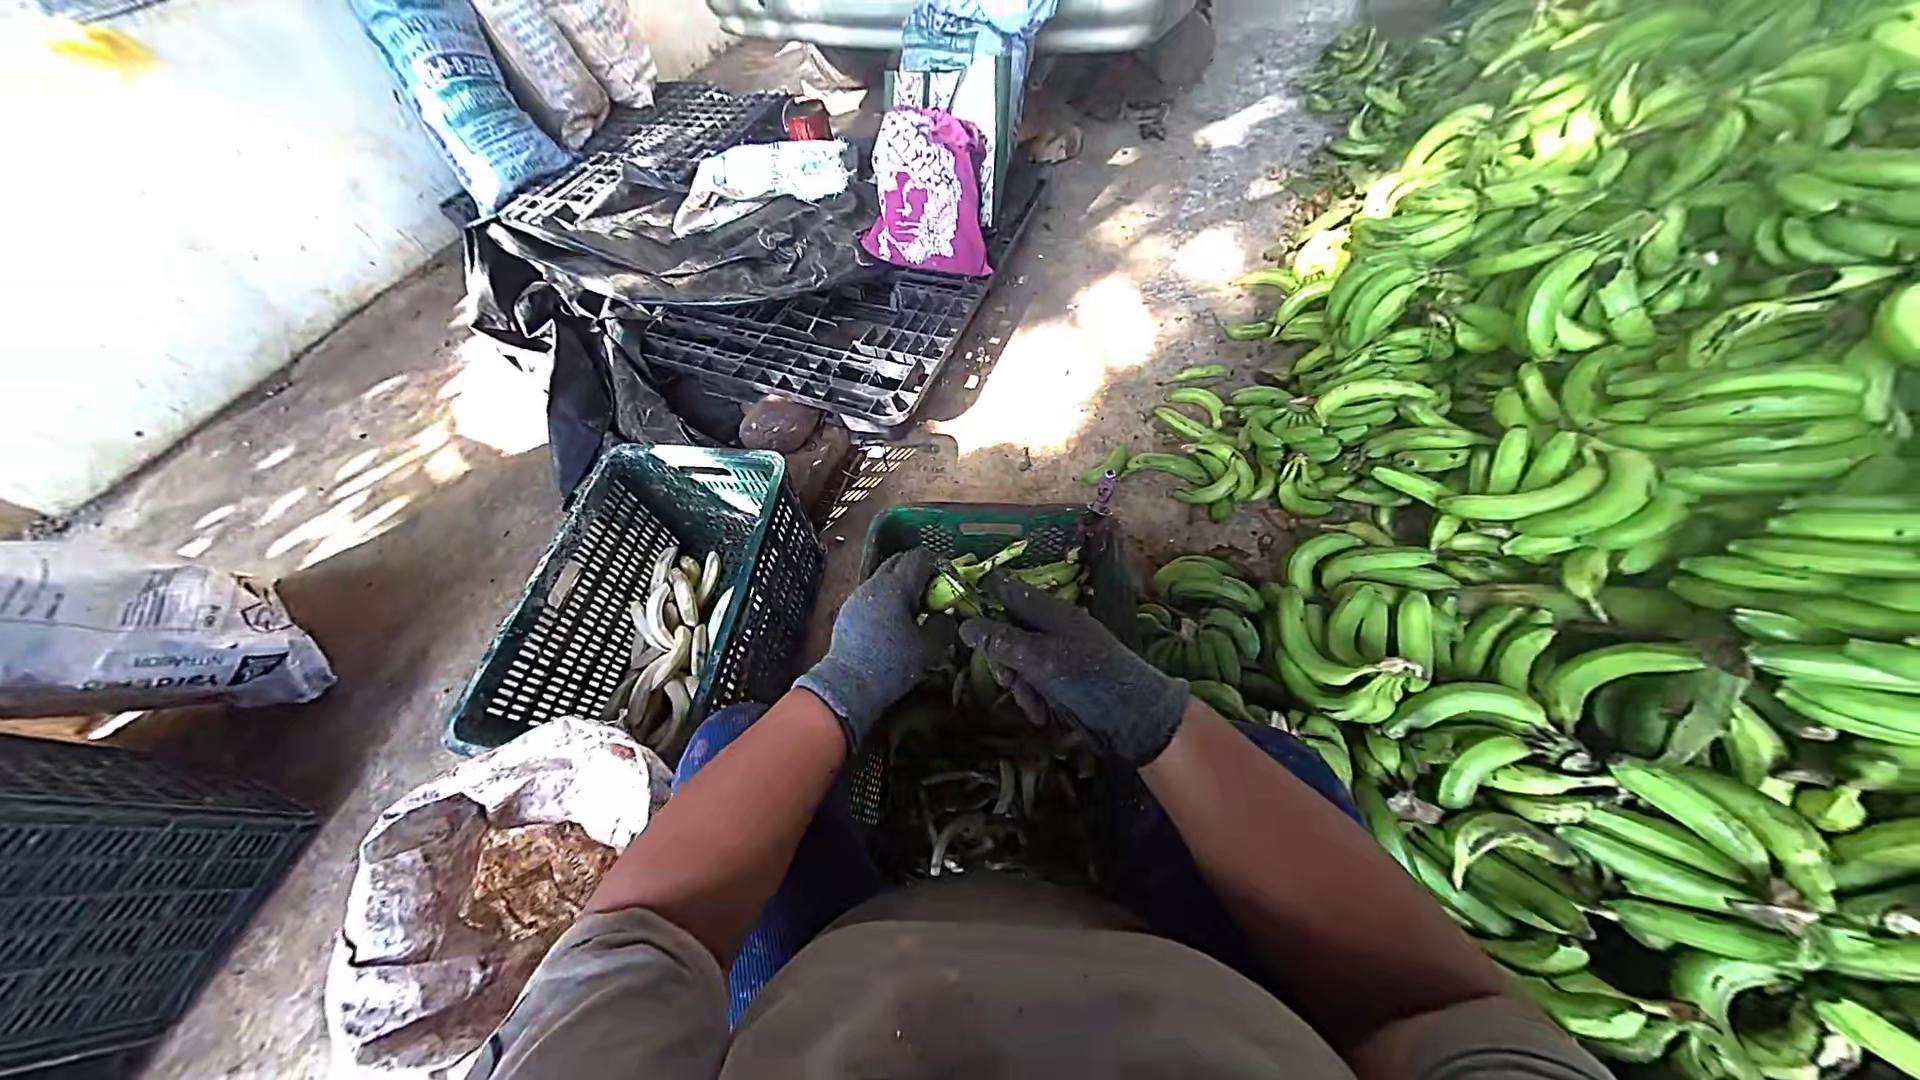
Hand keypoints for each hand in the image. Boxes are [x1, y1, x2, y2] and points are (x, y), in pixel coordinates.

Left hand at [795, 547, 957, 749]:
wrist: (848, 685)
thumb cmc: (892, 665)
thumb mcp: (928, 648)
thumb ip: (944, 625)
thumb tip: (947, 614)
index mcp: (895, 587)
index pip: (919, 557)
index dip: (938, 564)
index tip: (948, 582)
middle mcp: (874, 584)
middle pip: (899, 561)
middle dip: (919, 570)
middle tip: (932, 592)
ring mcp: (857, 595)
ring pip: (884, 576)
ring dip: (902, 584)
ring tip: (914, 609)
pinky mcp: (848, 610)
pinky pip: (873, 593)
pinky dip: (888, 597)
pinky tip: (893, 621)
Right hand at [959, 572, 1189, 766]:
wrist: (1135, 719)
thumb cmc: (1089, 678)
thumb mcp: (1040, 659)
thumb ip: (1002, 641)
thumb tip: (965, 626)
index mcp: (1049, 611)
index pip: (1007, 590)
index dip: (982, 597)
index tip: (959, 614)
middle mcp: (1051, 627)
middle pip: (1006, 630)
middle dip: (1002, 658)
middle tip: (1006, 680)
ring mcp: (1056, 653)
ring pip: (1016, 660)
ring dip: (1019, 684)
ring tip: (1033, 704)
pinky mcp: (1060, 679)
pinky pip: (1032, 681)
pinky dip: (1032, 697)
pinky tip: (1042, 714)